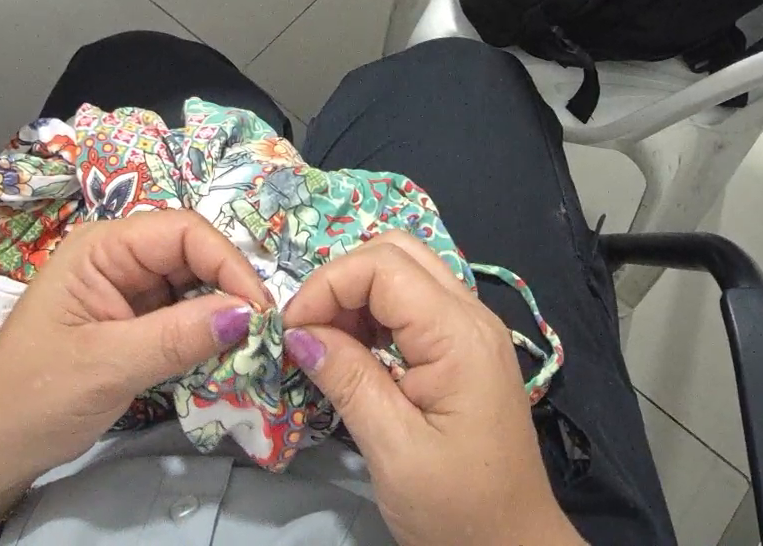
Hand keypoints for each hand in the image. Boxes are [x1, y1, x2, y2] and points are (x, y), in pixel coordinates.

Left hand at [0, 208, 271, 481]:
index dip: (227, 263)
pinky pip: (182, 311)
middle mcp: (117, 256)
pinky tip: (223, 352)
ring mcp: (125, 287)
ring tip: (251, 343)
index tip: (261, 310)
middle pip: (192, 253)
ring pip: (192, 282)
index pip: (183, 231)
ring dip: (221, 310)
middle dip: (229, 286)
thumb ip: (179, 336)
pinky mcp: (132, 318)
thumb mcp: (108, 366)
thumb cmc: (34, 398)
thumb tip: (249, 314)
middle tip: (264, 331)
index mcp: (102, 246)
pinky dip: (205, 330)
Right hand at [281, 233, 582, 545]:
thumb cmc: (459, 511)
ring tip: (327, 342)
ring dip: (356, 293)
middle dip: (342, 279)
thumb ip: (348, 380)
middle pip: (395, 251)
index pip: (383, 265)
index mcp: (459, 334)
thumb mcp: (394, 451)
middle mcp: (470, 314)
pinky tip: (354, 350)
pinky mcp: (462, 346)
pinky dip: (373, 311)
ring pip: (403, 269)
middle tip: (309, 329)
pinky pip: (412, 301)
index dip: (329, 284)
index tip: (292, 329)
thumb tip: (298, 332)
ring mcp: (470, 327)